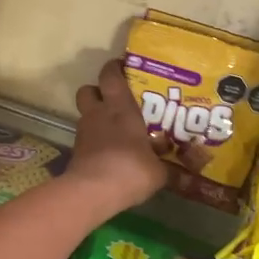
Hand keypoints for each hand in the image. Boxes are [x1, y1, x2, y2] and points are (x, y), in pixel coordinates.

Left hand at [67, 58, 168, 211]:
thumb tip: (182, 172)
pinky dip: (95, 140)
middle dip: (98, 91)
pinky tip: (109, 152)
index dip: (114, 68)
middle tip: (115, 100)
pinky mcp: (76, 151)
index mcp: (119, 108)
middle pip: (88, 90)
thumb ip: (167, 166)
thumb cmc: (129, 169)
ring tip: (116, 130)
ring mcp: (84, 132)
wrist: (92, 192)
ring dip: (97, 118)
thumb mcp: (159, 171)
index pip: (110, 76)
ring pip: (86, 114)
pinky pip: (86, 137)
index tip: (123, 66)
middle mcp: (98, 114)